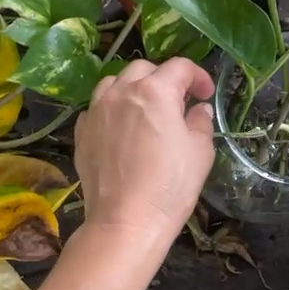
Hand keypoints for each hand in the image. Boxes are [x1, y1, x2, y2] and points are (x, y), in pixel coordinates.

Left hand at [74, 58, 215, 241]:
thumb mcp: (200, 152)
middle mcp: (121, 92)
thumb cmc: (171, 186)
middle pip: (144, 69)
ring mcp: (96, 111)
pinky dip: (113, 109)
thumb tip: (198, 110)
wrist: (126, 221)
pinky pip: (97, 108)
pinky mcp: (82, 132)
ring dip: (134, 88)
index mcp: (155, 91)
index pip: (180, 68)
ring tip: (146, 110)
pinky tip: (123, 129)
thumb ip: (201, 122)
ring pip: (115, 83)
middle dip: (165, 79)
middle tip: (179, 102)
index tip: (206, 95)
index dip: (198, 77)